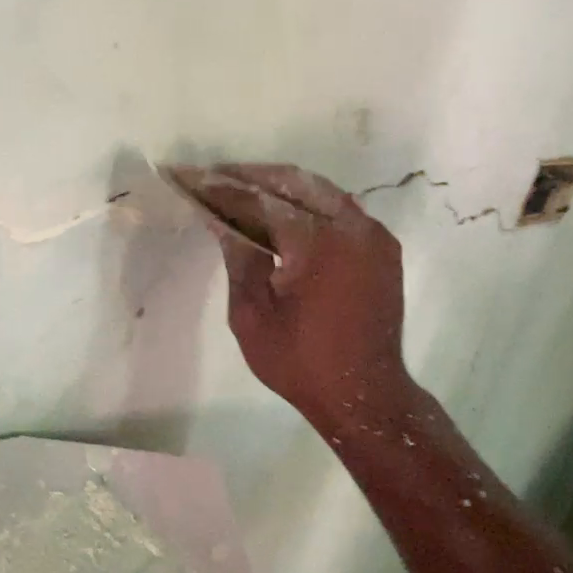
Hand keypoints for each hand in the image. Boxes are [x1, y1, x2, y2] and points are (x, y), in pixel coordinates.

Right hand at [172, 163, 414, 423]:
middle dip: (252, 177)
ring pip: (321, 193)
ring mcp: (373, 236)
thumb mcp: (252, 314)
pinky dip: (307, 206)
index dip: (222, 188)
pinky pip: (340, 212)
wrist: (363, 396)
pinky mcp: (382, 249)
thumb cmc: (300, 361)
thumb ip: (239, 258)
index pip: (260, 199)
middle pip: (295, 183)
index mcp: (319, 240)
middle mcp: (353, 226)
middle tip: (214, 178)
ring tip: (242, 191)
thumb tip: (221, 220)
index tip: (191, 179)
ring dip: (281, 188)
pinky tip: (280, 215)